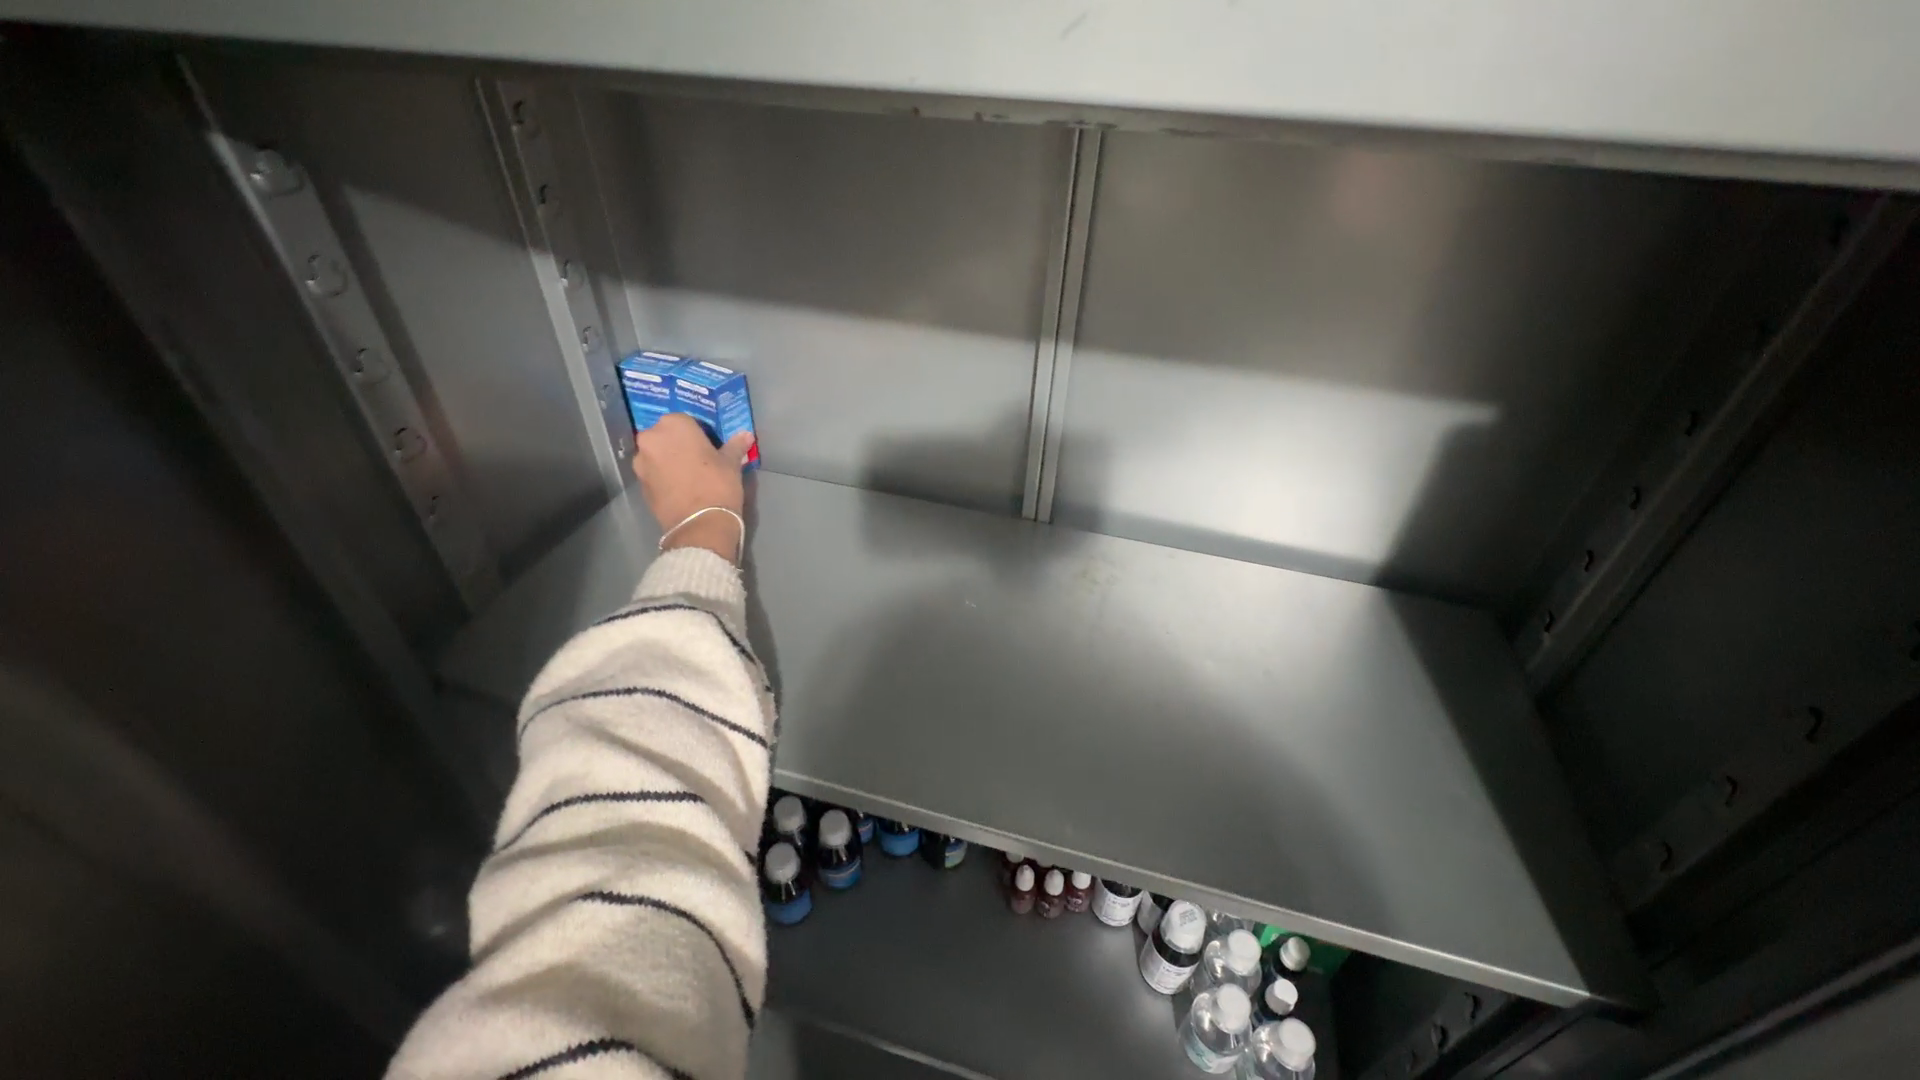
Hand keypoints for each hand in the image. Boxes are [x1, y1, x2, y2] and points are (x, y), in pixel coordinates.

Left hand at [631, 413, 754, 561]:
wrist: (699, 524)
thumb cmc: (717, 484)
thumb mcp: (731, 463)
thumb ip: (735, 446)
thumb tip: (746, 435)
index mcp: (673, 425)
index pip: (686, 420)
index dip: (699, 433)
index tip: (709, 446)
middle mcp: (651, 438)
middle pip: (666, 436)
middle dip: (679, 444)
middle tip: (699, 459)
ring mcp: (641, 462)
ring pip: (657, 454)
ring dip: (669, 460)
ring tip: (689, 476)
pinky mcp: (639, 484)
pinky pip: (653, 473)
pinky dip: (663, 477)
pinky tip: (680, 488)